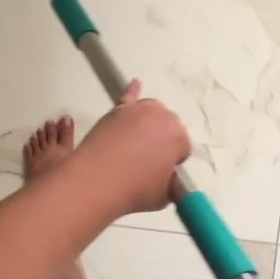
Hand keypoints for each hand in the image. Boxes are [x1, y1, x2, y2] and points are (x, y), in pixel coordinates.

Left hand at [68, 80, 190, 215]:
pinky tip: (135, 83)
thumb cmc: (134, 190)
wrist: (96, 180)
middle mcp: (162, 117)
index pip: (183, 148)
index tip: (160, 173)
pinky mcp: (117, 110)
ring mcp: (138, 111)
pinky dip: (132, 91)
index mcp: (178, 137)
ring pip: (151, 112)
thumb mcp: (163, 195)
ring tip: (139, 142)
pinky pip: (128, 97)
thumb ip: (171, 184)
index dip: (172, 162)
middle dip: (162, 141)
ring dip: (150, 123)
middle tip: (148, 161)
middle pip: (168, 126)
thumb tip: (170, 181)